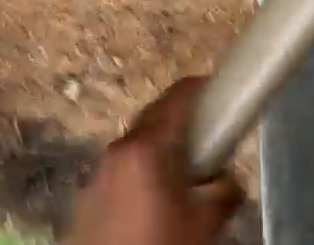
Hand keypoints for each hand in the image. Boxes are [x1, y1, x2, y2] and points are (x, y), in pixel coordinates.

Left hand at [69, 79, 244, 244]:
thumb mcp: (206, 224)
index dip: (204, 89)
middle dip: (183, 121)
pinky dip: (141, 173)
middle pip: (156, 116)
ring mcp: (97, 175)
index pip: (179, 95)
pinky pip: (121, 171)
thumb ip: (224, 192)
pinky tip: (154, 202)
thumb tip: (227, 180)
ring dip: (160, 148)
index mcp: (146, 147)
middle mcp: (117, 150)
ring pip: (137, 144)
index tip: (223, 97)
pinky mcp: (86, 200)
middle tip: (210, 139)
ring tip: (183, 176)